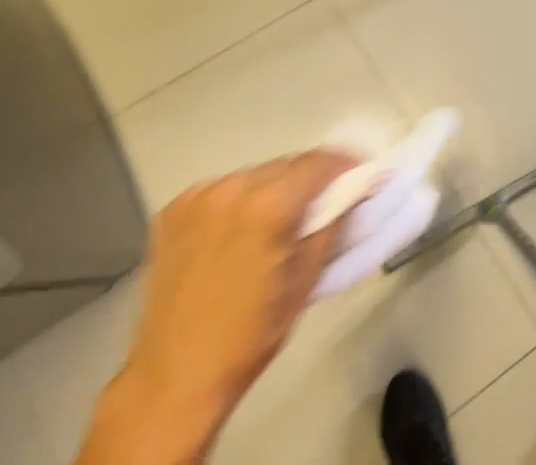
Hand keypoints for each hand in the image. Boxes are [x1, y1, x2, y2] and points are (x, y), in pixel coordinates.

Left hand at [79, 150, 360, 464]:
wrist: (177, 373)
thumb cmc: (252, 333)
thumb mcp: (306, 280)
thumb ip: (333, 226)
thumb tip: (355, 192)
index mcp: (267, 206)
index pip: (317, 163)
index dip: (345, 165)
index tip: (363, 176)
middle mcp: (230, 188)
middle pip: (285, 165)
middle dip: (310, 179)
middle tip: (327, 203)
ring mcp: (196, 197)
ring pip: (252, 176)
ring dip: (273, 190)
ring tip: (280, 223)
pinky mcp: (172, 210)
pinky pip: (220, 191)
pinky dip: (238, 202)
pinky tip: (240, 232)